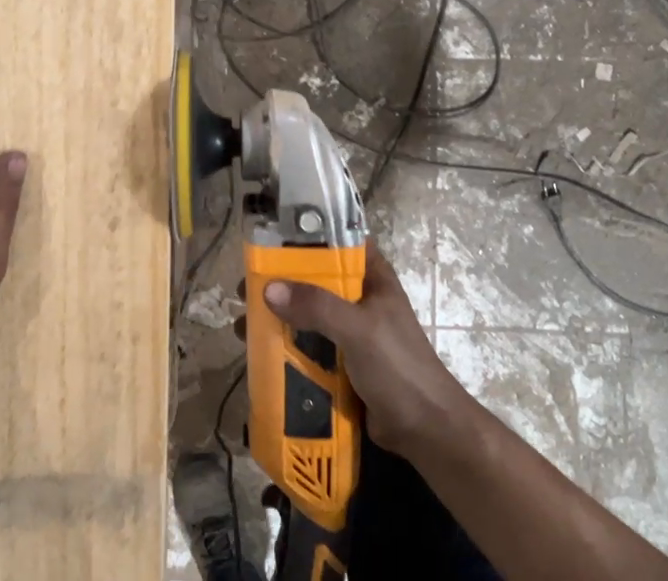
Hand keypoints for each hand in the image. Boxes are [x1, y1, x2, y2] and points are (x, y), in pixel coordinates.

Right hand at [262, 243, 467, 457]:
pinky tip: (259, 353)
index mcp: (373, 279)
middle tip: (244, 290)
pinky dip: (285, 348)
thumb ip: (317, 307)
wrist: (426, 430)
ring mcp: (351, 333)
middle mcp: (360, 299)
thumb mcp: (358, 329)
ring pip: (307, 316)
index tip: (267, 243)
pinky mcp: (343, 363)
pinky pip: (308, 347)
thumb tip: (269, 290)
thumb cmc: (399, 368)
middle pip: (313, 281)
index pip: (339, 242)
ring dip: (277, 319)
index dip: (305, 238)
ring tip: (242, 326)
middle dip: (279, 285)